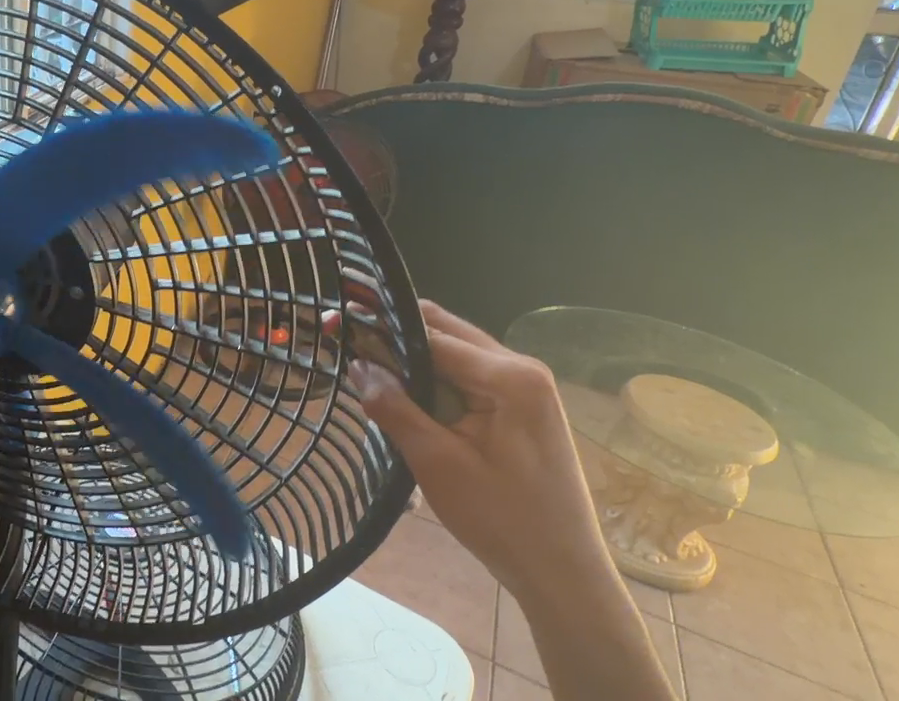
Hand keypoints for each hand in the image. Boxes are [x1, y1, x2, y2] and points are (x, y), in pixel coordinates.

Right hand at [339, 299, 611, 603]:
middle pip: (445, 331)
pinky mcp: (522, 408)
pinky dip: (432, 376)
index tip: (336, 324)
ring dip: (412, 356)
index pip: (430, 333)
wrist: (562, 574)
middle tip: (345, 338)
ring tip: (366, 365)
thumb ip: (393, 406)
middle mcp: (522, 368)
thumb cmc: (500, 518)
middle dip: (394, 332)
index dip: (379, 326)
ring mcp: (527, 388)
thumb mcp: (435, 461)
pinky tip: (403, 391)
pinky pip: (467, 375)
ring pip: (454, 352)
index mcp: (509, 376)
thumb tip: (356, 365)